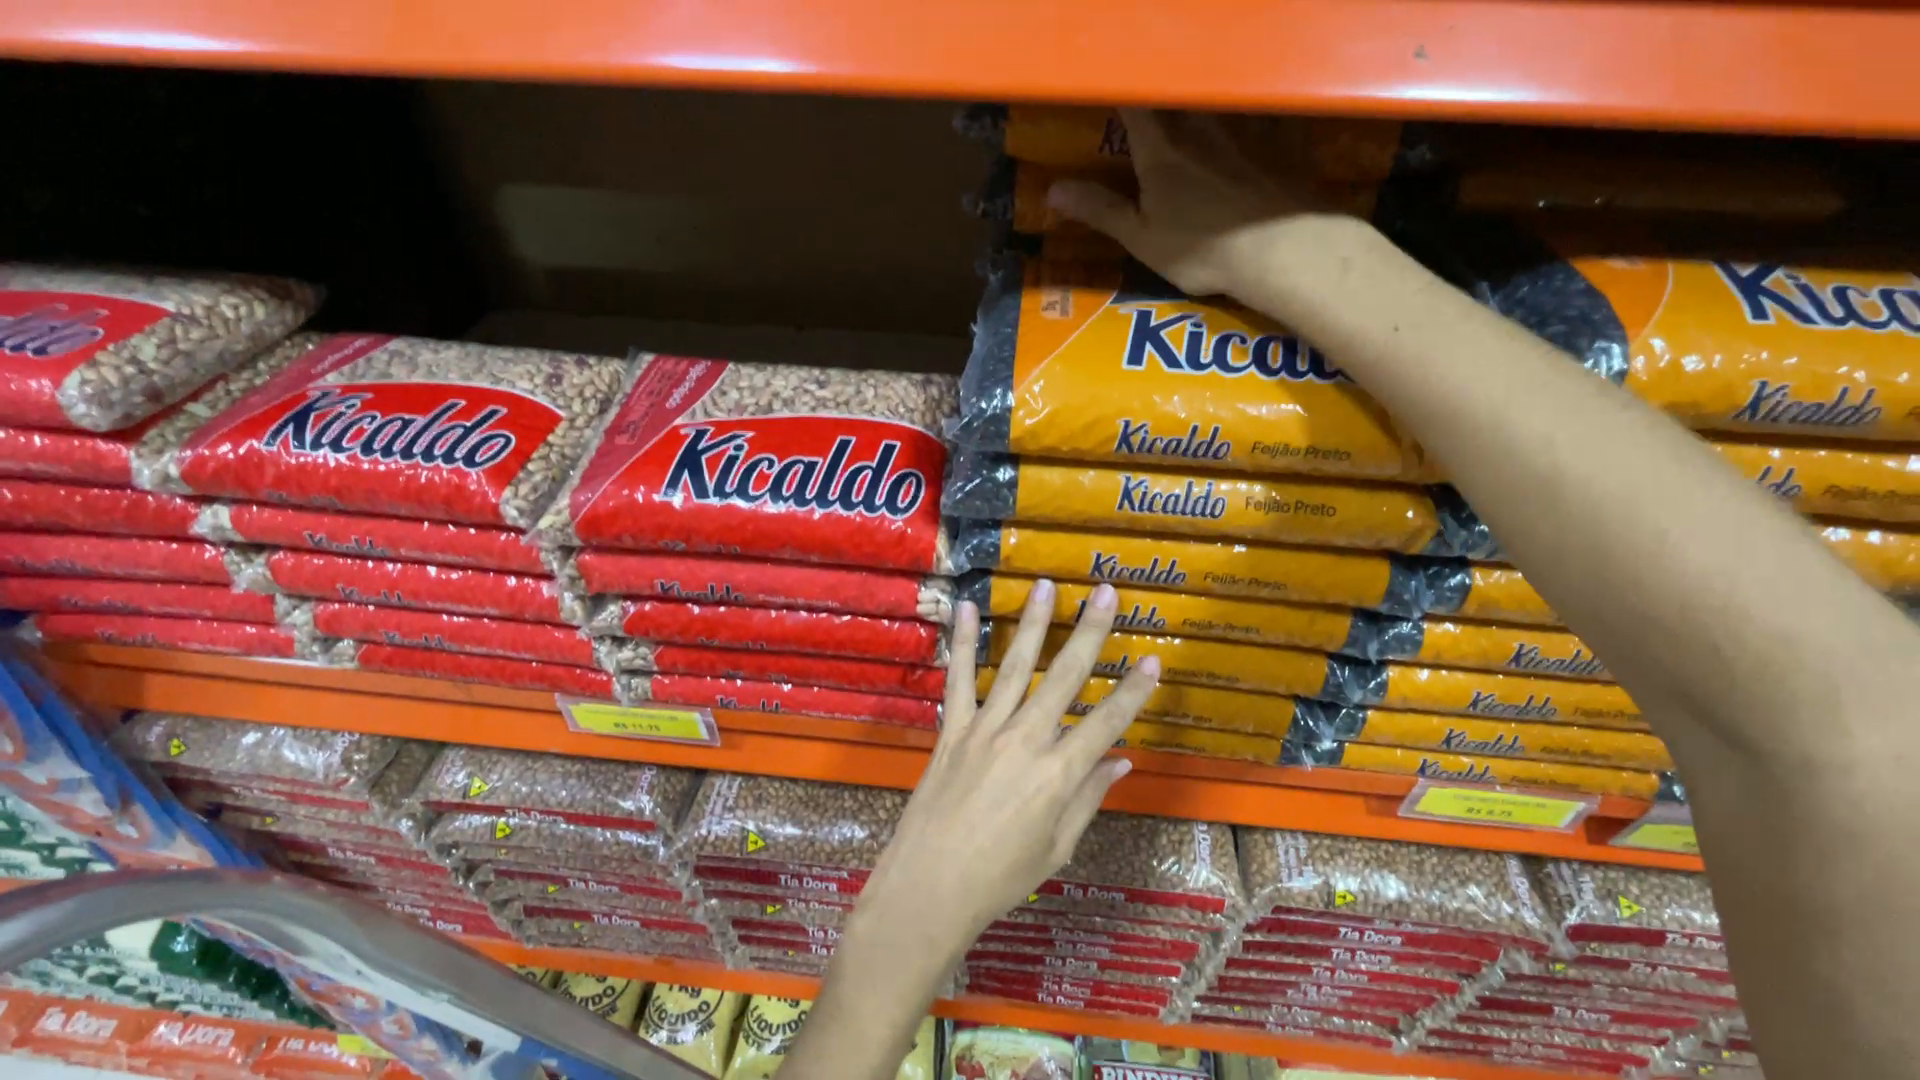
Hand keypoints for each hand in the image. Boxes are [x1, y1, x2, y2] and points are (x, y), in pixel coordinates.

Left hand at [850, 580, 1159, 964]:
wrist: (928, 888)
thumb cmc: (1000, 879)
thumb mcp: (1057, 848)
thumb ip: (1088, 799)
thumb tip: (1121, 762)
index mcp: (1058, 775)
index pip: (1106, 723)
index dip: (1133, 691)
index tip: (1155, 658)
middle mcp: (1024, 740)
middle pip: (1065, 678)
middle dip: (1089, 633)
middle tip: (1105, 592)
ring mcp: (984, 730)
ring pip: (1015, 667)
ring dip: (1033, 624)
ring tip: (1047, 586)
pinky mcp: (952, 731)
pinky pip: (960, 680)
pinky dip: (965, 644)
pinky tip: (968, 610)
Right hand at [1047, 108, 1360, 300]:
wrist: (1284, 249)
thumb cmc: (1204, 250)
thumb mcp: (1142, 238)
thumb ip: (1100, 210)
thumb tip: (1053, 189)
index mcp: (1161, 148)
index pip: (1131, 103)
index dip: (1117, 93)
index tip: (1107, 90)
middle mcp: (1202, 124)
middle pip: (1176, 93)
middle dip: (1162, 95)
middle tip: (1154, 102)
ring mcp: (1247, 125)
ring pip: (1220, 97)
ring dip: (1207, 99)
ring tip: (1202, 109)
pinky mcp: (1286, 136)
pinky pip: (1268, 110)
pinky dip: (1259, 111)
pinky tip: (1261, 117)